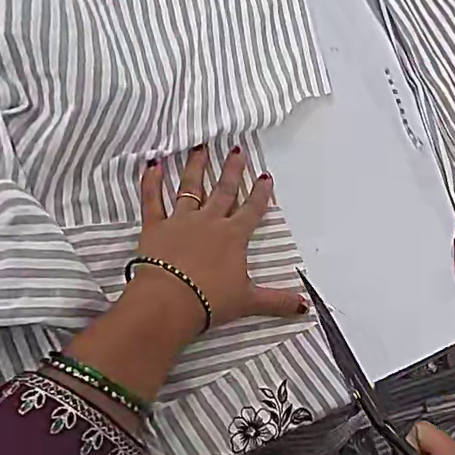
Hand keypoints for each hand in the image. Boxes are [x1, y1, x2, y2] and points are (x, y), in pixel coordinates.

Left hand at [56, 144, 305, 430]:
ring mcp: (181, 221)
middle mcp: (209, 222)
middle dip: (233, 170)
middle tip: (237, 149)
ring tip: (199, 147)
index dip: (260, 194)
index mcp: (234, 236)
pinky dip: (151, 181)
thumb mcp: (248, 301)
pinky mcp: (155, 227)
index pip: (251, 210)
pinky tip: (152, 164)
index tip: (265, 177)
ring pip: (189, 187)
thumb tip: (304, 307)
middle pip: (224, 191)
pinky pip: (152, 199)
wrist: (170, 301)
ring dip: (195, 167)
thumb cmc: (210, 300)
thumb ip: (276, 301)